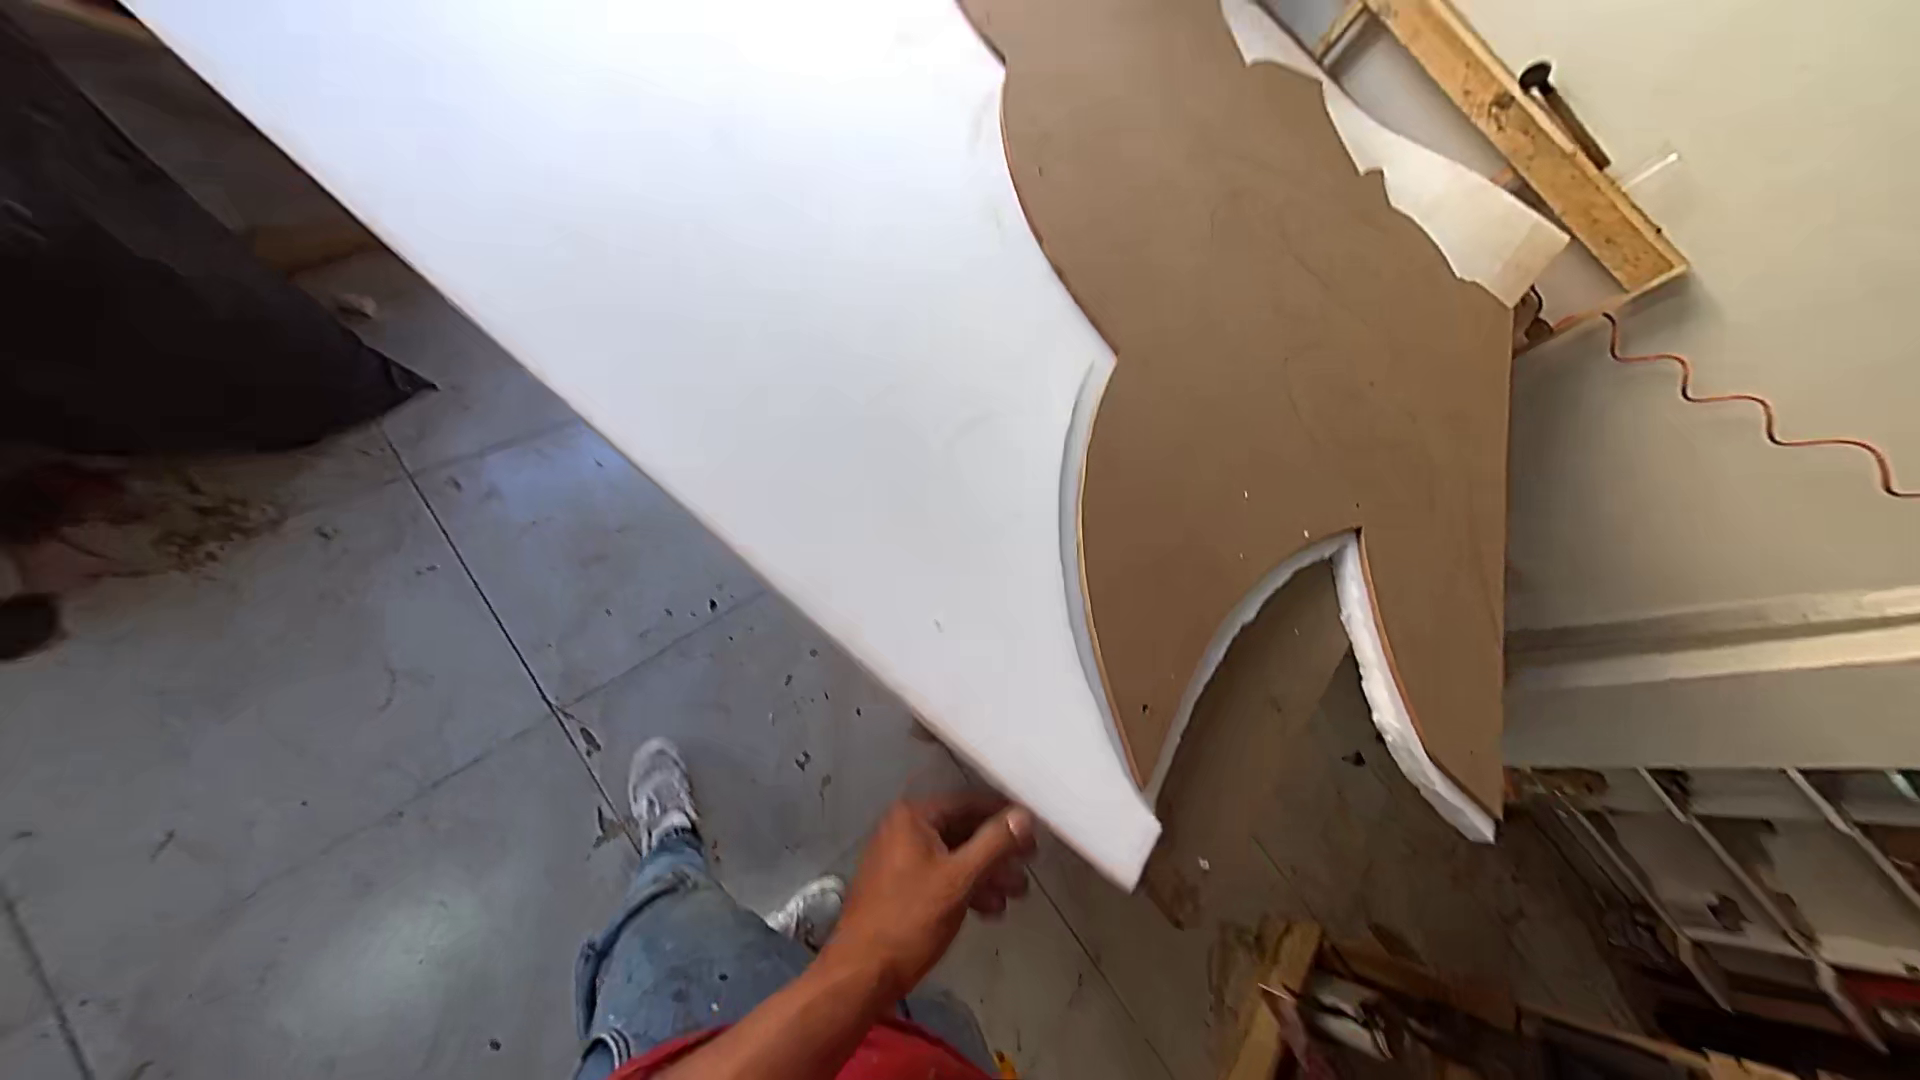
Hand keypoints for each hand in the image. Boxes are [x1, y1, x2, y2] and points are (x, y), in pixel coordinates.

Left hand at [823, 794, 1036, 999]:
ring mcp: (899, 857)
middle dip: (997, 850)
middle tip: (1029, 865)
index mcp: (913, 816)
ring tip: (1017, 893)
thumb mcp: (959, 879)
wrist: (860, 974)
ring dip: (985, 873)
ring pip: (953, 856)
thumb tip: (1024, 815)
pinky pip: (940, 875)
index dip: (1003, 815)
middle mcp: (903, 828)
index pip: (968, 802)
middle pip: (962, 830)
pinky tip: (990, 908)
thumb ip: (994, 844)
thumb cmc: (910, 919)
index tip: (1032, 830)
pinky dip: (965, 887)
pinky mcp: (900, 885)